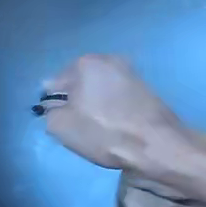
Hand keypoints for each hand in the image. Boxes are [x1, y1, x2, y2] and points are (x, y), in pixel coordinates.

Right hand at [39, 55, 192, 175]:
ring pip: (97, 91)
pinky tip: (114, 126)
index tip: (60, 121)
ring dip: (93, 106)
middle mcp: (109, 60)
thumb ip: (49, 111)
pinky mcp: (145, 89)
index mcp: (85, 63)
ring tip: (98, 128)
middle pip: (78, 85)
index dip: (53, 105)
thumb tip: (55, 106)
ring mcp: (130, 73)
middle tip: (78, 125)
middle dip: (74, 102)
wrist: (156, 146)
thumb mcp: (59, 126)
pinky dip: (110, 109)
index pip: (54, 84)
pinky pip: (115, 98)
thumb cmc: (103, 132)